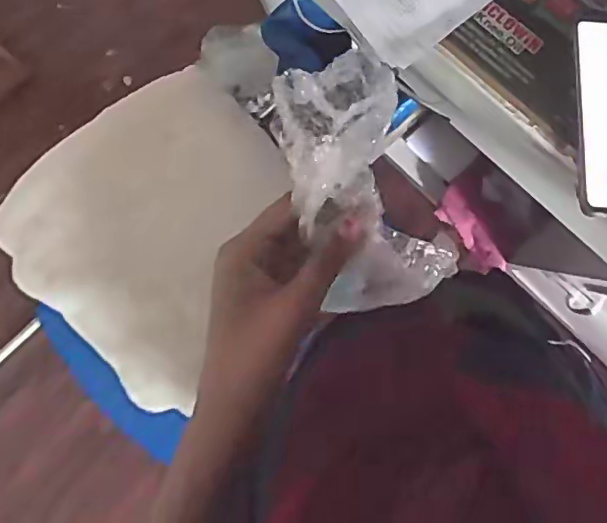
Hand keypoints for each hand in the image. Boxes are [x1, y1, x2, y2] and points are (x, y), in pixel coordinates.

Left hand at [199, 196, 362, 419]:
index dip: (324, 197)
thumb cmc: (258, 353)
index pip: (288, 207)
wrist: (233, 415)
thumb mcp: (298, 302)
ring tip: (370, 229)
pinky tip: (352, 257)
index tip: (362, 190)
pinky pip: (298, 266)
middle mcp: (248, 254)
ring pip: (299, 245)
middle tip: (373, 210)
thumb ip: (329, 258)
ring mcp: (257, 276)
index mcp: (244, 248)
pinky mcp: (269, 295)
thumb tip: (362, 216)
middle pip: (294, 224)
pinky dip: (322, 261)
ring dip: (329, 240)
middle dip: (331, 218)